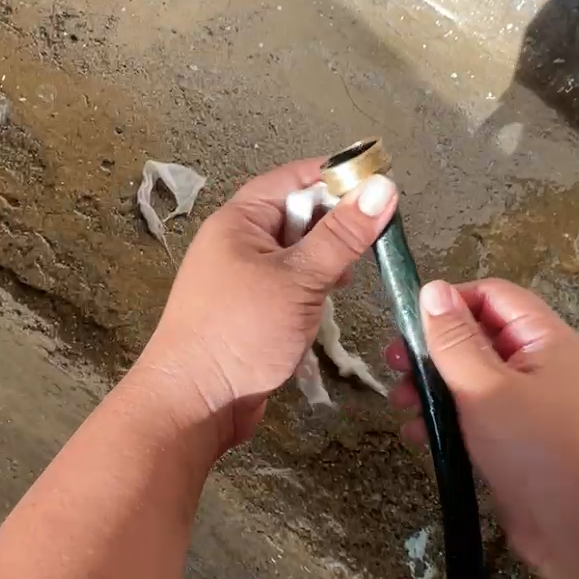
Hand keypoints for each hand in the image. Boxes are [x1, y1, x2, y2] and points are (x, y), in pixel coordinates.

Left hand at [135, 158, 398, 451]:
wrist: (194, 402)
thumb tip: (384, 188)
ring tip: (353, 273)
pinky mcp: (252, 310)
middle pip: (297, 214)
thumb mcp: (299, 279)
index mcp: (240, 220)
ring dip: (326, 258)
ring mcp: (244, 277)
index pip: (293, 178)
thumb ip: (342, 236)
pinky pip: (290, 283)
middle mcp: (239, 242)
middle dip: (335, 222)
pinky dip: (313, 285)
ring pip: (297, 252)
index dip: (336, 176)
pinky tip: (331, 299)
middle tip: (376, 235)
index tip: (379, 186)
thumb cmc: (241, 331)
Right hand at [386, 279, 578, 578]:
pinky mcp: (519, 438)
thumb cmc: (536, 451)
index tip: (407, 325)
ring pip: (471, 377)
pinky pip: (477, 413)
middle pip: (477, 335)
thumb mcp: (485, 388)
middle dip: (432, 350)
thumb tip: (433, 288)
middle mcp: (540, 363)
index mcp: (544, 338)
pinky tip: (421, 437)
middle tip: (393, 367)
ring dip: (432, 387)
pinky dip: (448, 418)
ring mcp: (531, 403)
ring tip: (401, 406)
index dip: (449, 302)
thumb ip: (454, 338)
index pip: (492, 295)